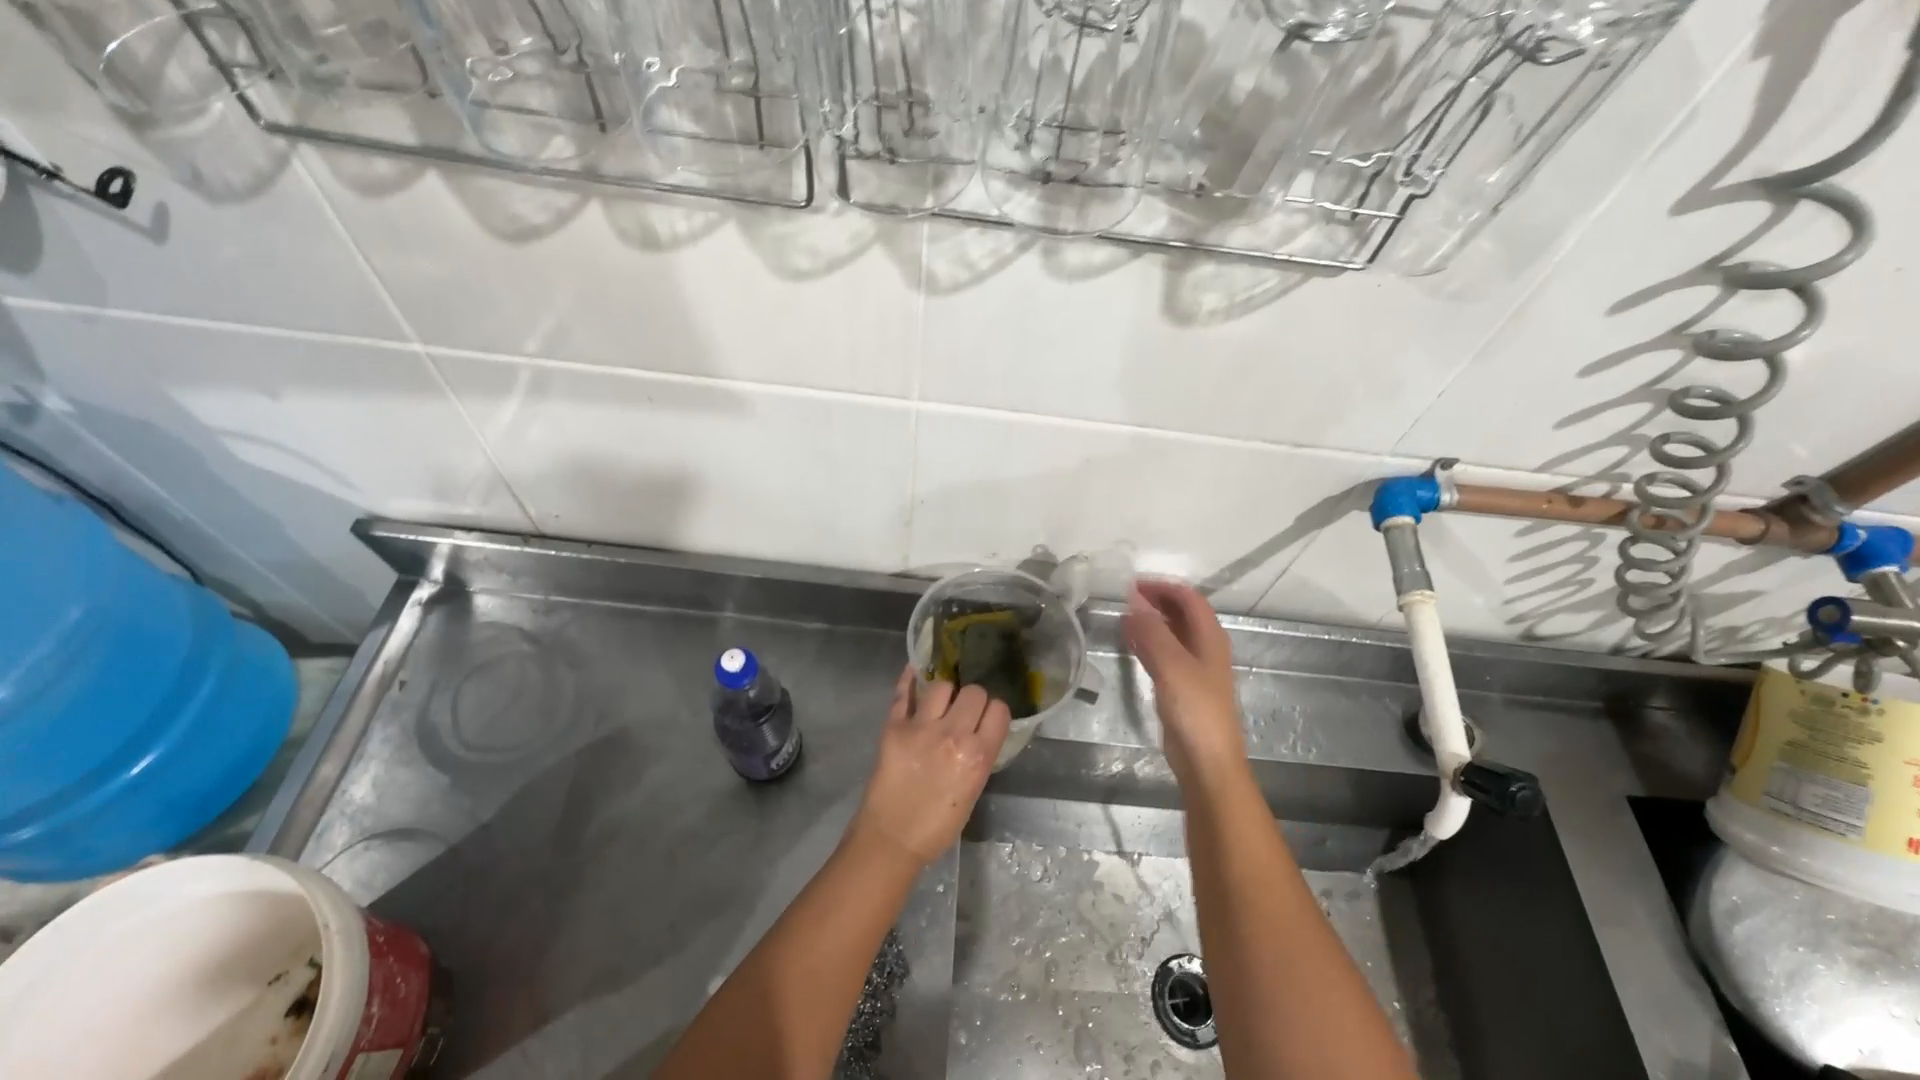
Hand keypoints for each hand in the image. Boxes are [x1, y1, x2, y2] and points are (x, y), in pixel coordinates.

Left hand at [847, 666, 1010, 867]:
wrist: (893, 838)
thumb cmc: (938, 825)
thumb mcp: (973, 791)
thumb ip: (979, 757)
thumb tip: (979, 732)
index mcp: (978, 756)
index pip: (999, 710)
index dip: (995, 712)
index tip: (988, 718)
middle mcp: (953, 735)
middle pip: (974, 692)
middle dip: (973, 699)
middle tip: (964, 711)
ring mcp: (921, 728)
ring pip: (942, 685)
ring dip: (945, 692)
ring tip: (940, 704)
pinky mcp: (894, 727)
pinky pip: (903, 693)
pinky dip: (909, 680)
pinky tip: (914, 673)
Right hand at [1125, 579, 1246, 784]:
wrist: (1207, 761)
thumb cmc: (1195, 711)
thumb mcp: (1172, 666)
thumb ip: (1153, 631)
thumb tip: (1134, 600)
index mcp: (1210, 638)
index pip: (1189, 598)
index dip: (1163, 586)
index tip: (1132, 583)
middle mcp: (1205, 648)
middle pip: (1182, 613)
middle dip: (1156, 601)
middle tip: (1124, 597)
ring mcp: (1195, 669)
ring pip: (1173, 634)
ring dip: (1151, 621)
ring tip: (1123, 616)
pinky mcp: (1182, 688)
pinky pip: (1164, 655)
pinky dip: (1149, 644)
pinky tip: (1131, 645)